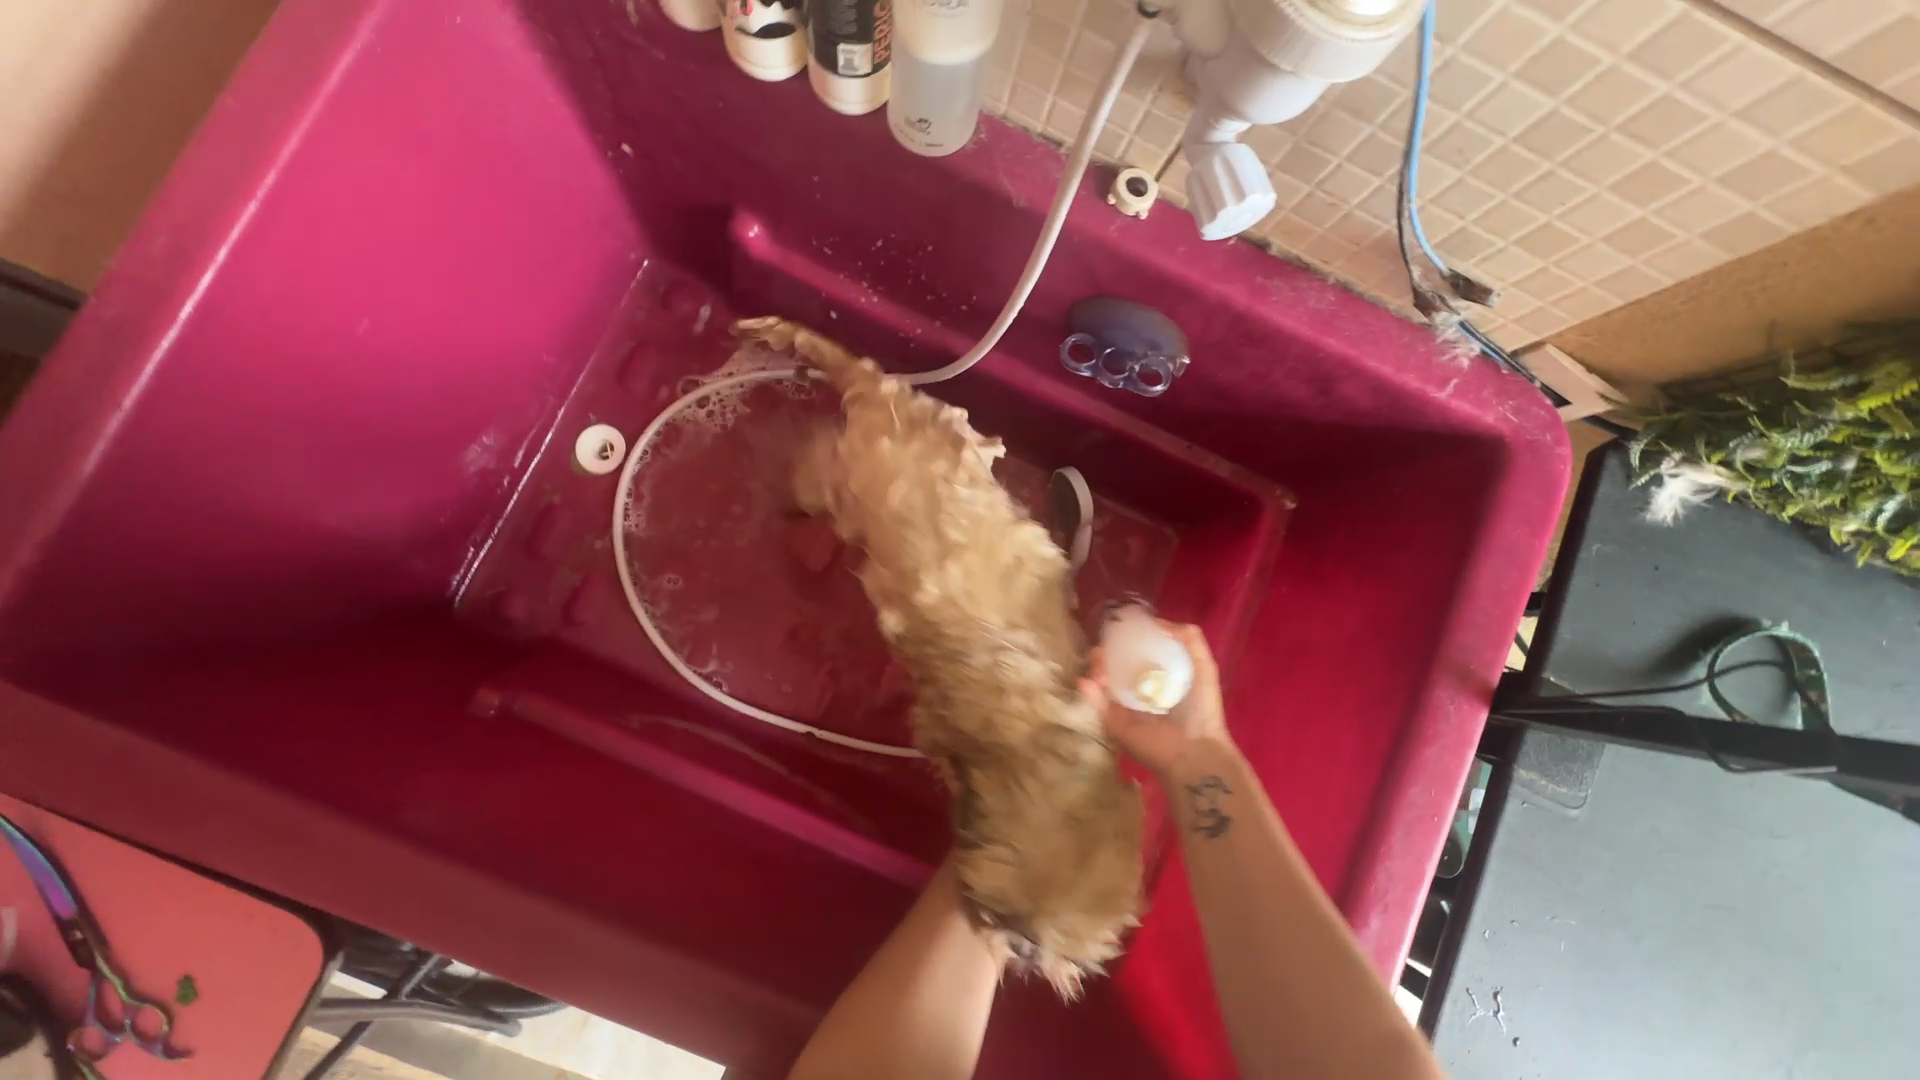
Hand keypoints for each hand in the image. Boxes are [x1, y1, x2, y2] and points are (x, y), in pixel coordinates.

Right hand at [1081, 621, 1231, 780]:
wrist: (1193, 748)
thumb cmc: (1201, 709)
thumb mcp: (1203, 667)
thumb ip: (1190, 640)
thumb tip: (1159, 622)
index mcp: (1159, 677)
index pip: (1136, 653)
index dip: (1125, 640)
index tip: (1118, 629)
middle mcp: (1138, 690)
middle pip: (1114, 665)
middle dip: (1105, 652)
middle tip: (1104, 648)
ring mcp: (1123, 706)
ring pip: (1100, 681)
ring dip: (1095, 667)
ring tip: (1098, 660)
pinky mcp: (1112, 722)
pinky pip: (1096, 702)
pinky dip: (1088, 690)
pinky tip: (1089, 679)